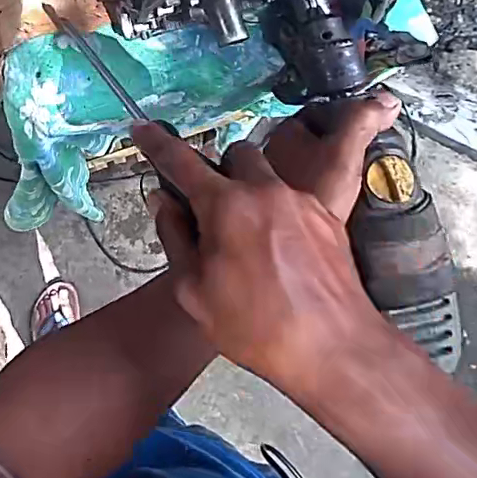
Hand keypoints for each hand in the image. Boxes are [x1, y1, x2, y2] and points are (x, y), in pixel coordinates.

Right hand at [130, 95, 401, 391]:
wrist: (334, 349)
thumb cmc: (255, 327)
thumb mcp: (194, 292)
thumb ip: (174, 236)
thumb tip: (162, 200)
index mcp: (226, 205)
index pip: (181, 162)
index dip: (156, 143)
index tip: (142, 128)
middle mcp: (264, 190)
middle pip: (235, 154)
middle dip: (220, 172)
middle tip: (214, 208)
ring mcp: (300, 200)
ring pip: (268, 171)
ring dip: (251, 185)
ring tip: (250, 228)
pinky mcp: (329, 215)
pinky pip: (295, 195)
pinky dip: (279, 208)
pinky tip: (281, 247)